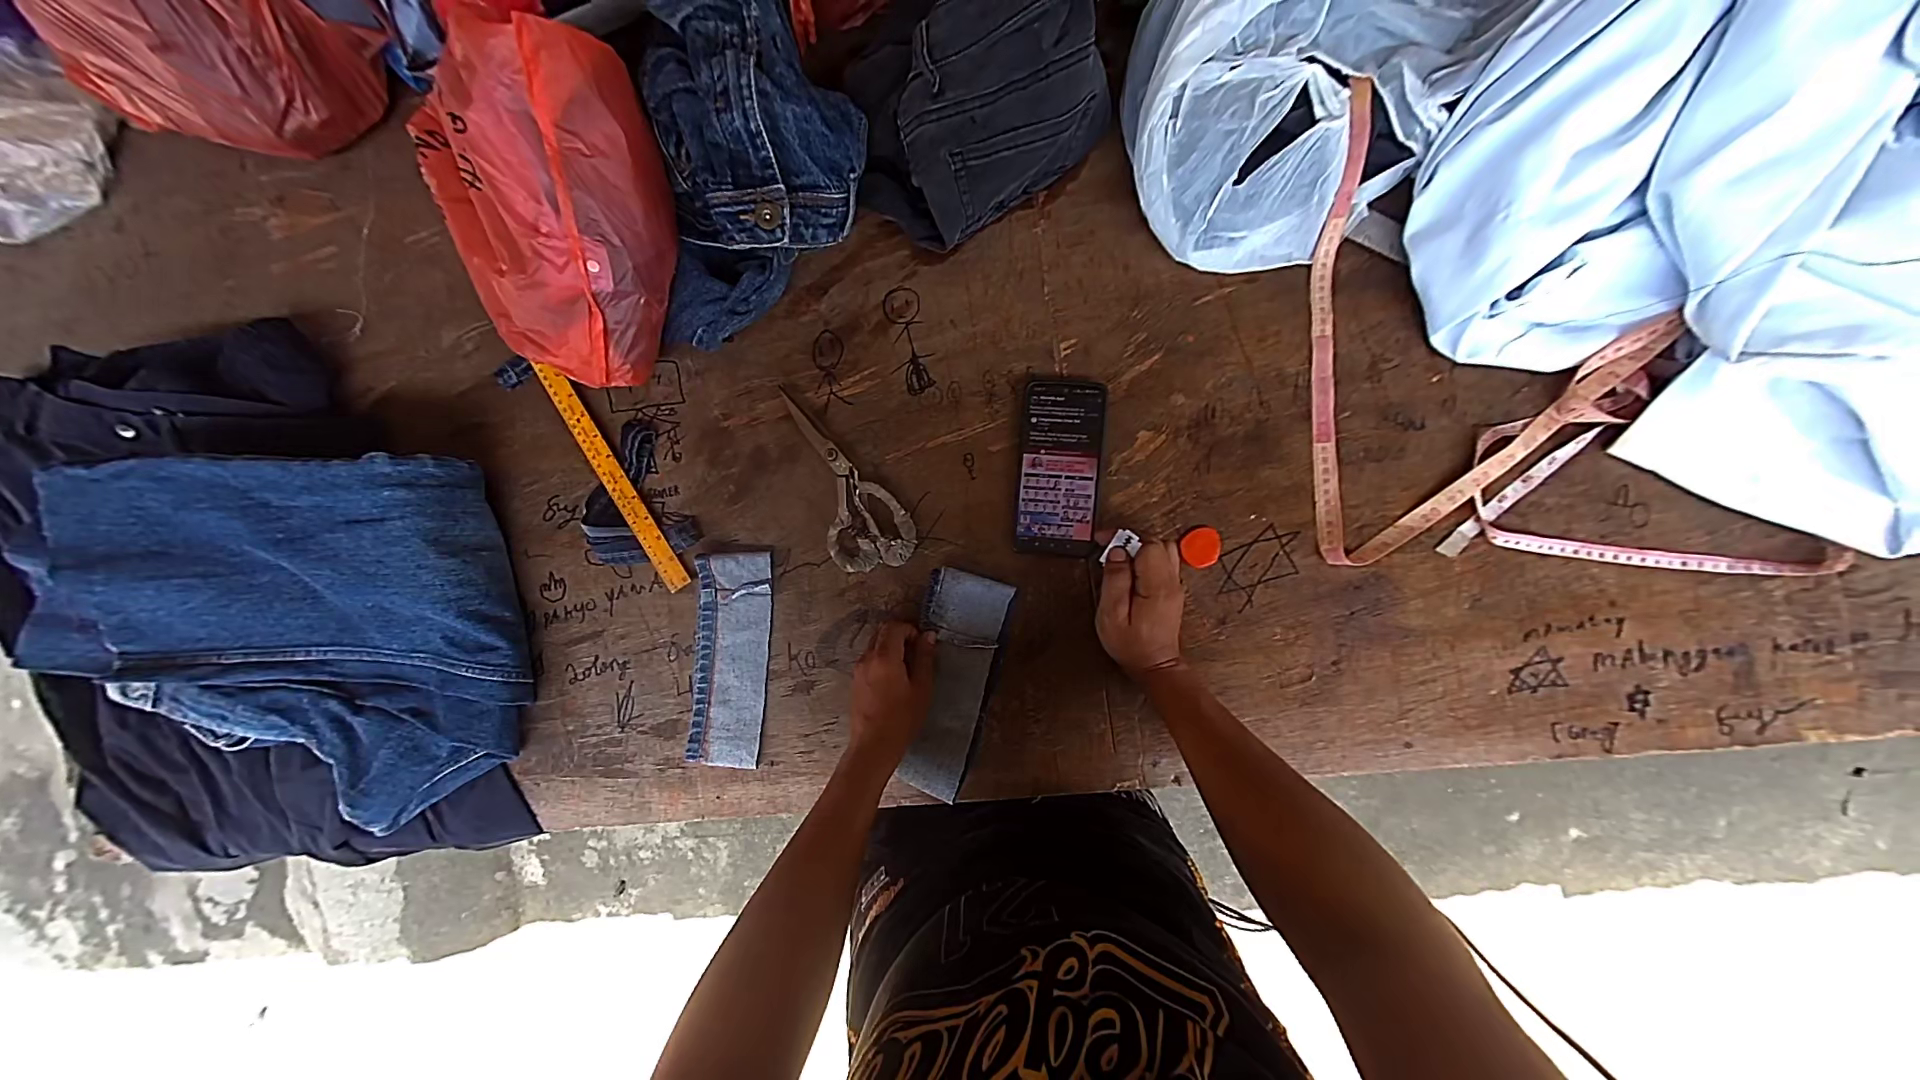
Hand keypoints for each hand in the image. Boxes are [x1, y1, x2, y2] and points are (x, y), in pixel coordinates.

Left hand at [849, 621, 936, 764]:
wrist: (874, 745)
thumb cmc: (901, 719)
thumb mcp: (922, 688)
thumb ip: (925, 658)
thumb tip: (928, 636)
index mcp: (884, 657)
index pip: (894, 626)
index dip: (910, 629)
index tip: (922, 642)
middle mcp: (867, 658)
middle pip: (881, 632)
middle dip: (900, 635)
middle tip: (916, 652)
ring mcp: (858, 669)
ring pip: (874, 645)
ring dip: (891, 647)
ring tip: (907, 667)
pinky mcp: (855, 680)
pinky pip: (869, 659)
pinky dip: (882, 659)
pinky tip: (894, 679)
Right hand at [1097, 537, 1185, 677]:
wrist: (1155, 665)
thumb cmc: (1131, 645)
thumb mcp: (1112, 615)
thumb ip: (1114, 580)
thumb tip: (1116, 553)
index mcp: (1157, 586)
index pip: (1147, 544)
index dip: (1124, 538)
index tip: (1105, 541)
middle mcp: (1171, 582)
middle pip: (1158, 542)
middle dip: (1132, 542)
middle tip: (1111, 553)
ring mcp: (1175, 585)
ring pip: (1164, 549)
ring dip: (1141, 550)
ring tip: (1121, 564)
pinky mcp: (1172, 589)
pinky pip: (1164, 562)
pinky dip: (1147, 560)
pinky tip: (1132, 574)